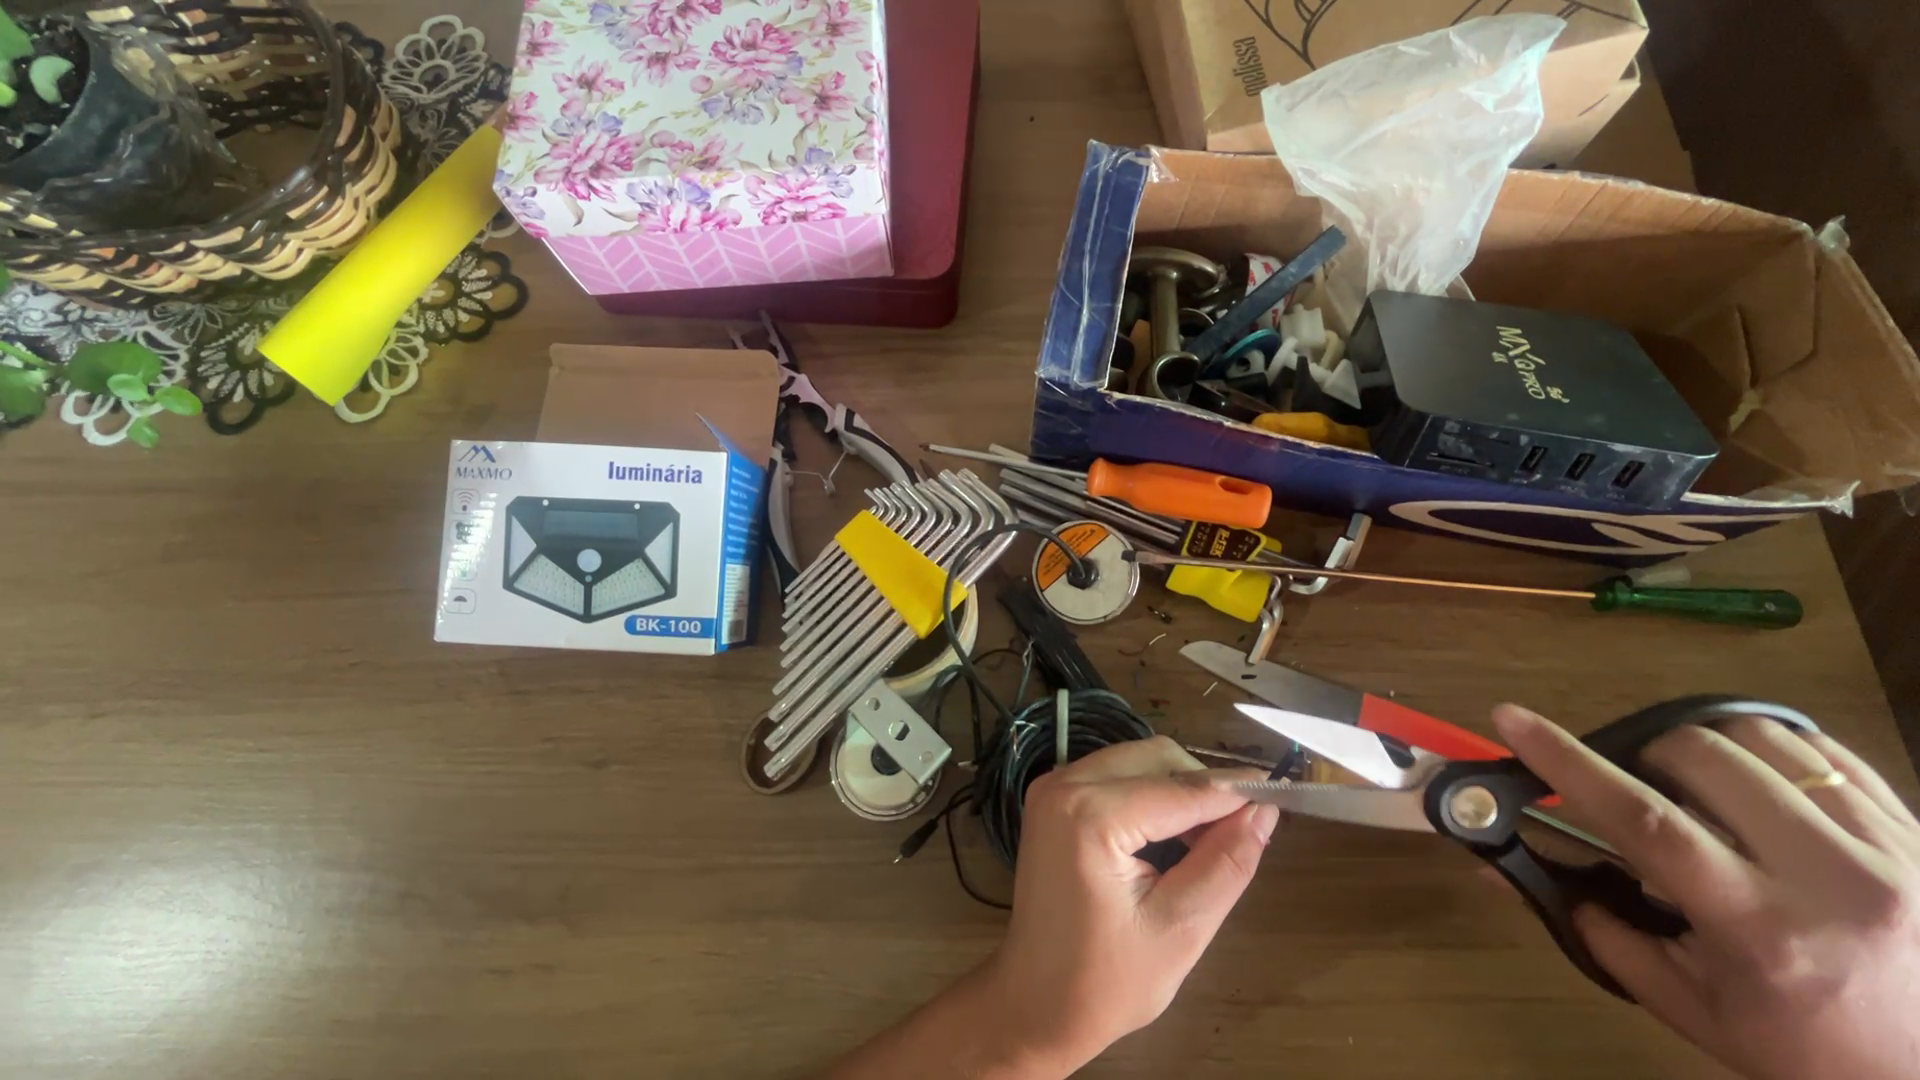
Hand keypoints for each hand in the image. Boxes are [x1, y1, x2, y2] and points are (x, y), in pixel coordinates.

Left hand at [979, 737, 1280, 1073]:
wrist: (1035, 1001)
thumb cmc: (1106, 980)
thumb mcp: (1181, 928)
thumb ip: (1226, 862)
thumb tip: (1264, 811)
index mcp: (1090, 814)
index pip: (1182, 789)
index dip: (1236, 793)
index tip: (1282, 797)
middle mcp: (1065, 784)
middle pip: (1157, 758)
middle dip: (1203, 789)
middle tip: (1238, 834)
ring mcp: (1053, 787)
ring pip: (1138, 761)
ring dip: (1178, 790)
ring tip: (1204, 843)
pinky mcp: (1052, 799)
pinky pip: (1115, 775)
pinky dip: (1150, 794)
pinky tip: (1169, 837)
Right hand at [1493, 704, 1919, 1079]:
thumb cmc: (1808, 1055)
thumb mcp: (1692, 1008)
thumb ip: (1595, 929)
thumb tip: (1498, 867)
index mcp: (1763, 931)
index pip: (1643, 821)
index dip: (1567, 762)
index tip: (1511, 719)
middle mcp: (1835, 879)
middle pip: (1702, 758)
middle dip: (1643, 756)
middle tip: (1634, 787)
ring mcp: (1896, 851)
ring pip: (1765, 739)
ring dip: (1706, 748)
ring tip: (1696, 787)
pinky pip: (1829, 754)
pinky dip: (1771, 753)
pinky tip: (1756, 785)